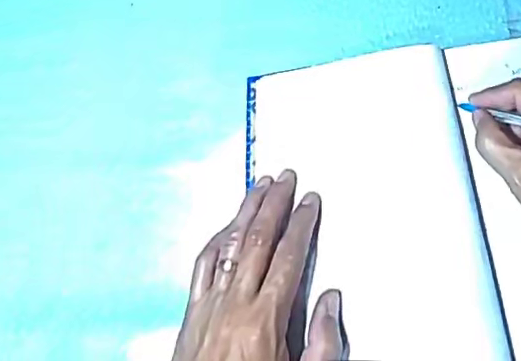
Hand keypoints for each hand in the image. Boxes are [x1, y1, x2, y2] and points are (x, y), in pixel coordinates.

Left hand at [172, 170, 345, 360]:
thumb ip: (322, 346)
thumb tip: (331, 299)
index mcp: (264, 322)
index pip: (288, 257)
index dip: (302, 224)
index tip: (310, 201)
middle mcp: (234, 307)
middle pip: (258, 239)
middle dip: (275, 203)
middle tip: (287, 177)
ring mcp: (208, 308)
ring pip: (229, 244)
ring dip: (246, 209)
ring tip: (260, 184)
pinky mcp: (189, 317)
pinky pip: (203, 266)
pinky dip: (216, 240)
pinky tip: (225, 226)